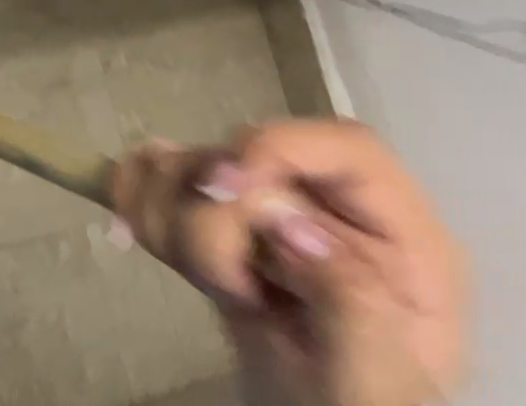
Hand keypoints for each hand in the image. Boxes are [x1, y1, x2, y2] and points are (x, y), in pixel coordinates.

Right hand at [111, 121, 466, 405]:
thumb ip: (349, 304)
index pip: (341, 146)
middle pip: (241, 152)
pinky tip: (137, 241)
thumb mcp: (373, 382)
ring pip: (183, 160)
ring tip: (212, 287)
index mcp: (395, 236)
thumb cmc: (352, 404)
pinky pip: (144, 172)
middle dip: (211, 217)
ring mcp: (256, 202)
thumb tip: (288, 222)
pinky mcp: (202, 208)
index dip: (275, 148)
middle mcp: (324, 203)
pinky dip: (129, 202)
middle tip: (232, 290)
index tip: (218, 187)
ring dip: (167, 221)